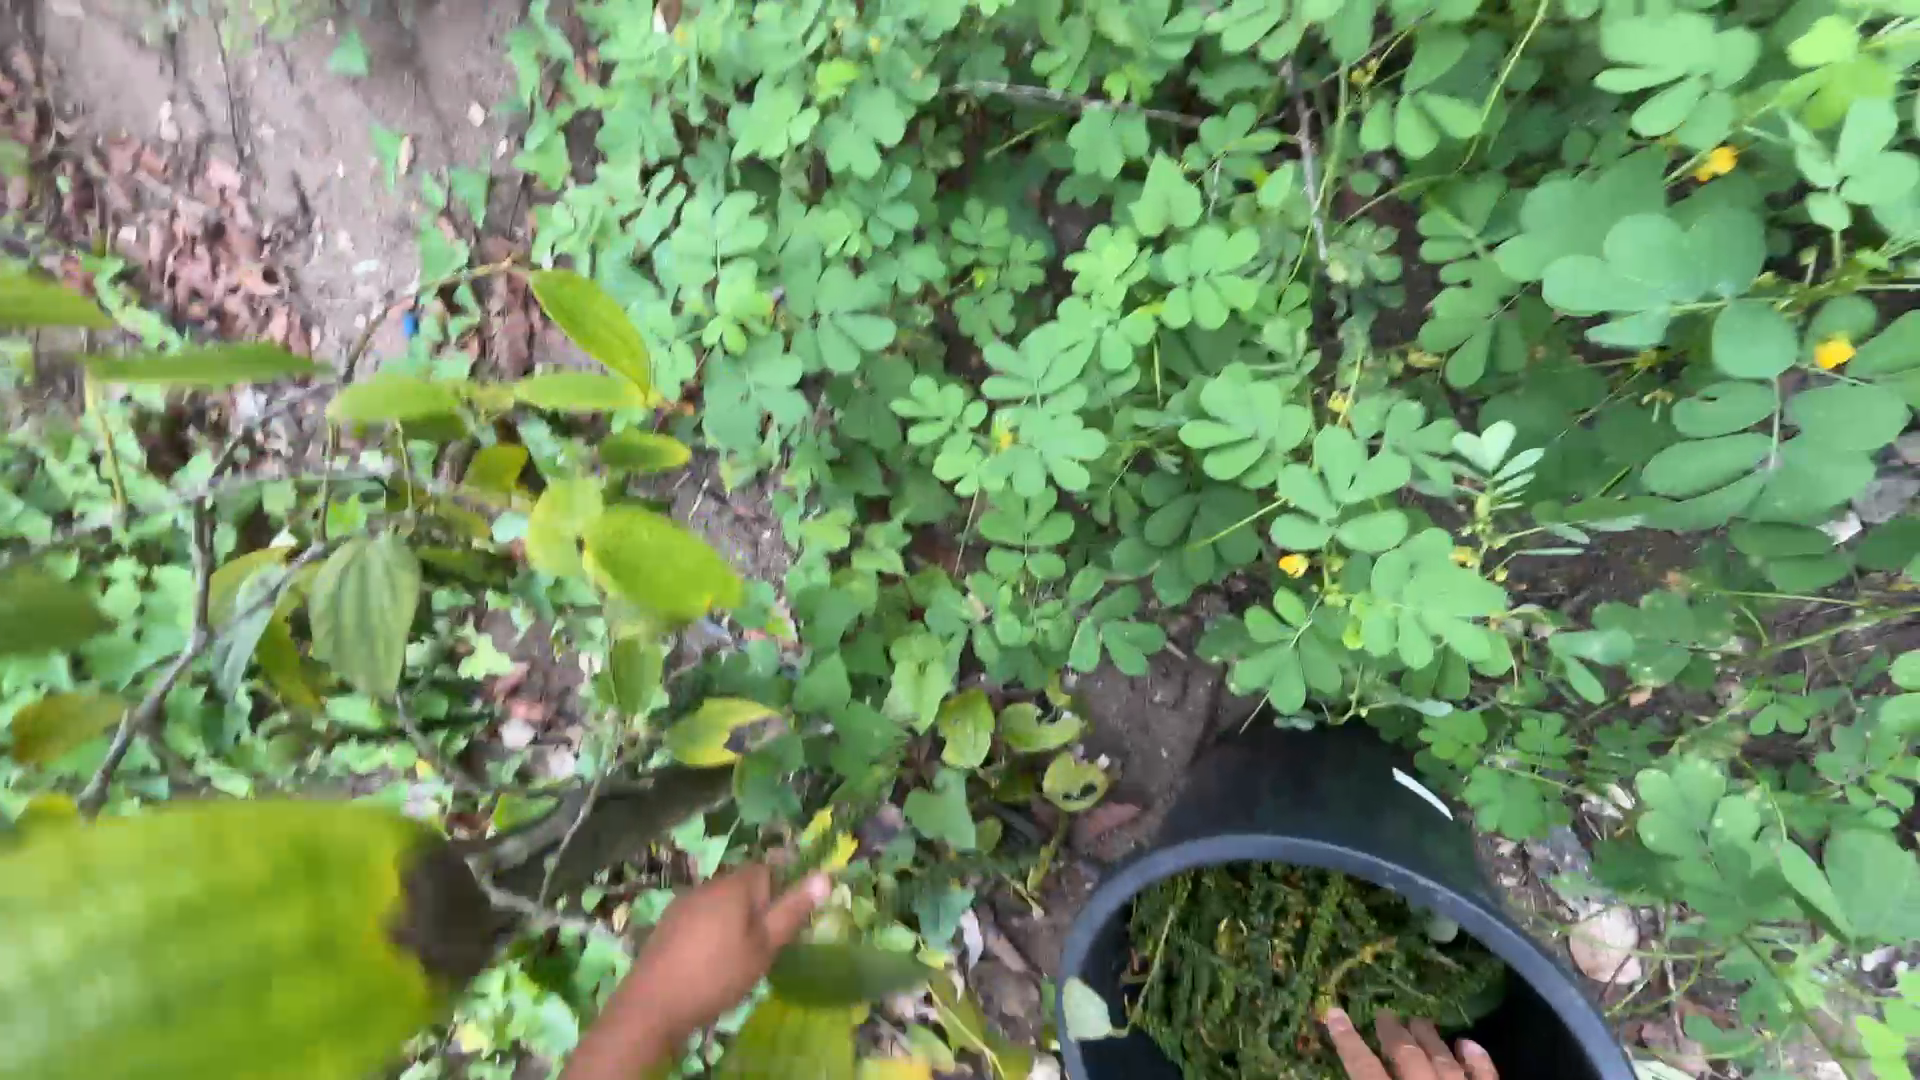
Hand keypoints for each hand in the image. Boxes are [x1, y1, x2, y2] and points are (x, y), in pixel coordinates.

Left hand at [562, 864, 830, 1079]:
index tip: (778, 926)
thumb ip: (793, 910)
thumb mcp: (764, 946)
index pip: (768, 869)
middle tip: (759, 946)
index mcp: (736, 884)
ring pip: (720, 902)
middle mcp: (709, 884)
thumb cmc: (717, 974)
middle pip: (744, 885)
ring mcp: (683, 902)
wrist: (651, 1007)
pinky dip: (708, 932)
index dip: (778, 894)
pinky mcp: (666, 924)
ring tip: (734, 957)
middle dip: (756, 908)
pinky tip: (706, 962)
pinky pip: (699, 917)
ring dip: (731, 920)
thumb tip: (825, 875)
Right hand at [1322, 1007, 1497, 1079]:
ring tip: (1418, 1020)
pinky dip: (1479, 1062)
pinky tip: (1468, 1044)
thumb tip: (1323, 1074)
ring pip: (1444, 1062)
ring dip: (1430, 1039)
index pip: (1363, 1067)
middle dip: (1393, 1032)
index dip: (1347, 1038)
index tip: (1333, 1011)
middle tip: (1384, 1013)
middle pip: (1406, 1055)